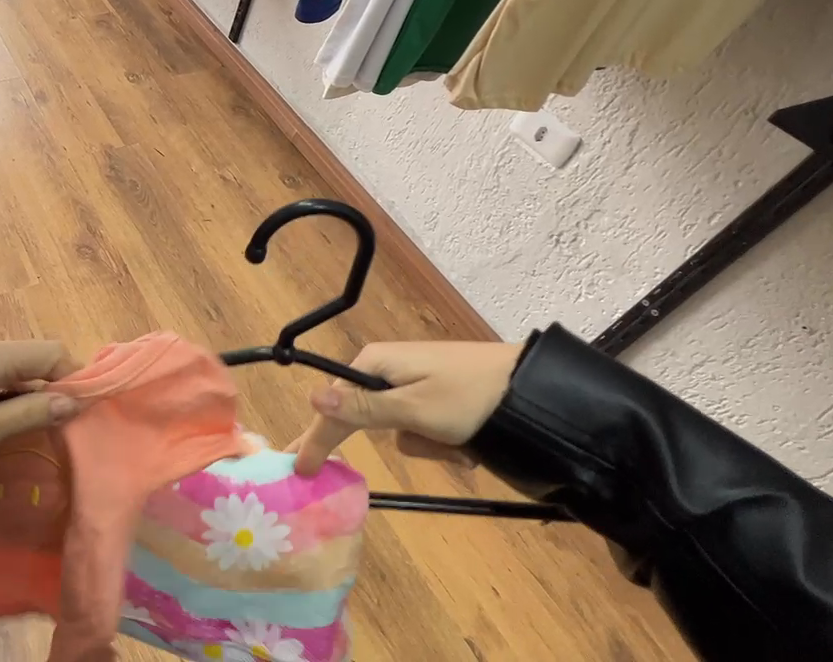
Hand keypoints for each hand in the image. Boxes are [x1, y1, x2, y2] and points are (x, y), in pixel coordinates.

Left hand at [0, 340, 81, 458]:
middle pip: (31, 358)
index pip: (51, 353)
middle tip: (60, 428)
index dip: (73, 378)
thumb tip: (74, 400)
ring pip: (9, 367)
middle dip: (51, 387)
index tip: (83, 413)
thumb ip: (29, 413)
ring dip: (26, 392)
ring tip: (30, 430)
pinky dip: (3, 392)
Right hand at [288, 341, 521, 474]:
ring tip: (456, 445)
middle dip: (378, 439)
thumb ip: (362, 408)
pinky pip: (422, 428)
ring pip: (399, 429)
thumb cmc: (469, 396)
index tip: (299, 467)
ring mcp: (413, 385)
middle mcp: (387, 371)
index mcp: (373, 365)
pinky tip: (465, 442)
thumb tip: (311, 396)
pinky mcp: (436, 398)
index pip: (333, 406)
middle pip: (363, 416)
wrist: (534, 388)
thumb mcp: (414, 409)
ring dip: (424, 445)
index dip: (315, 437)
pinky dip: (440, 441)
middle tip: (326, 467)